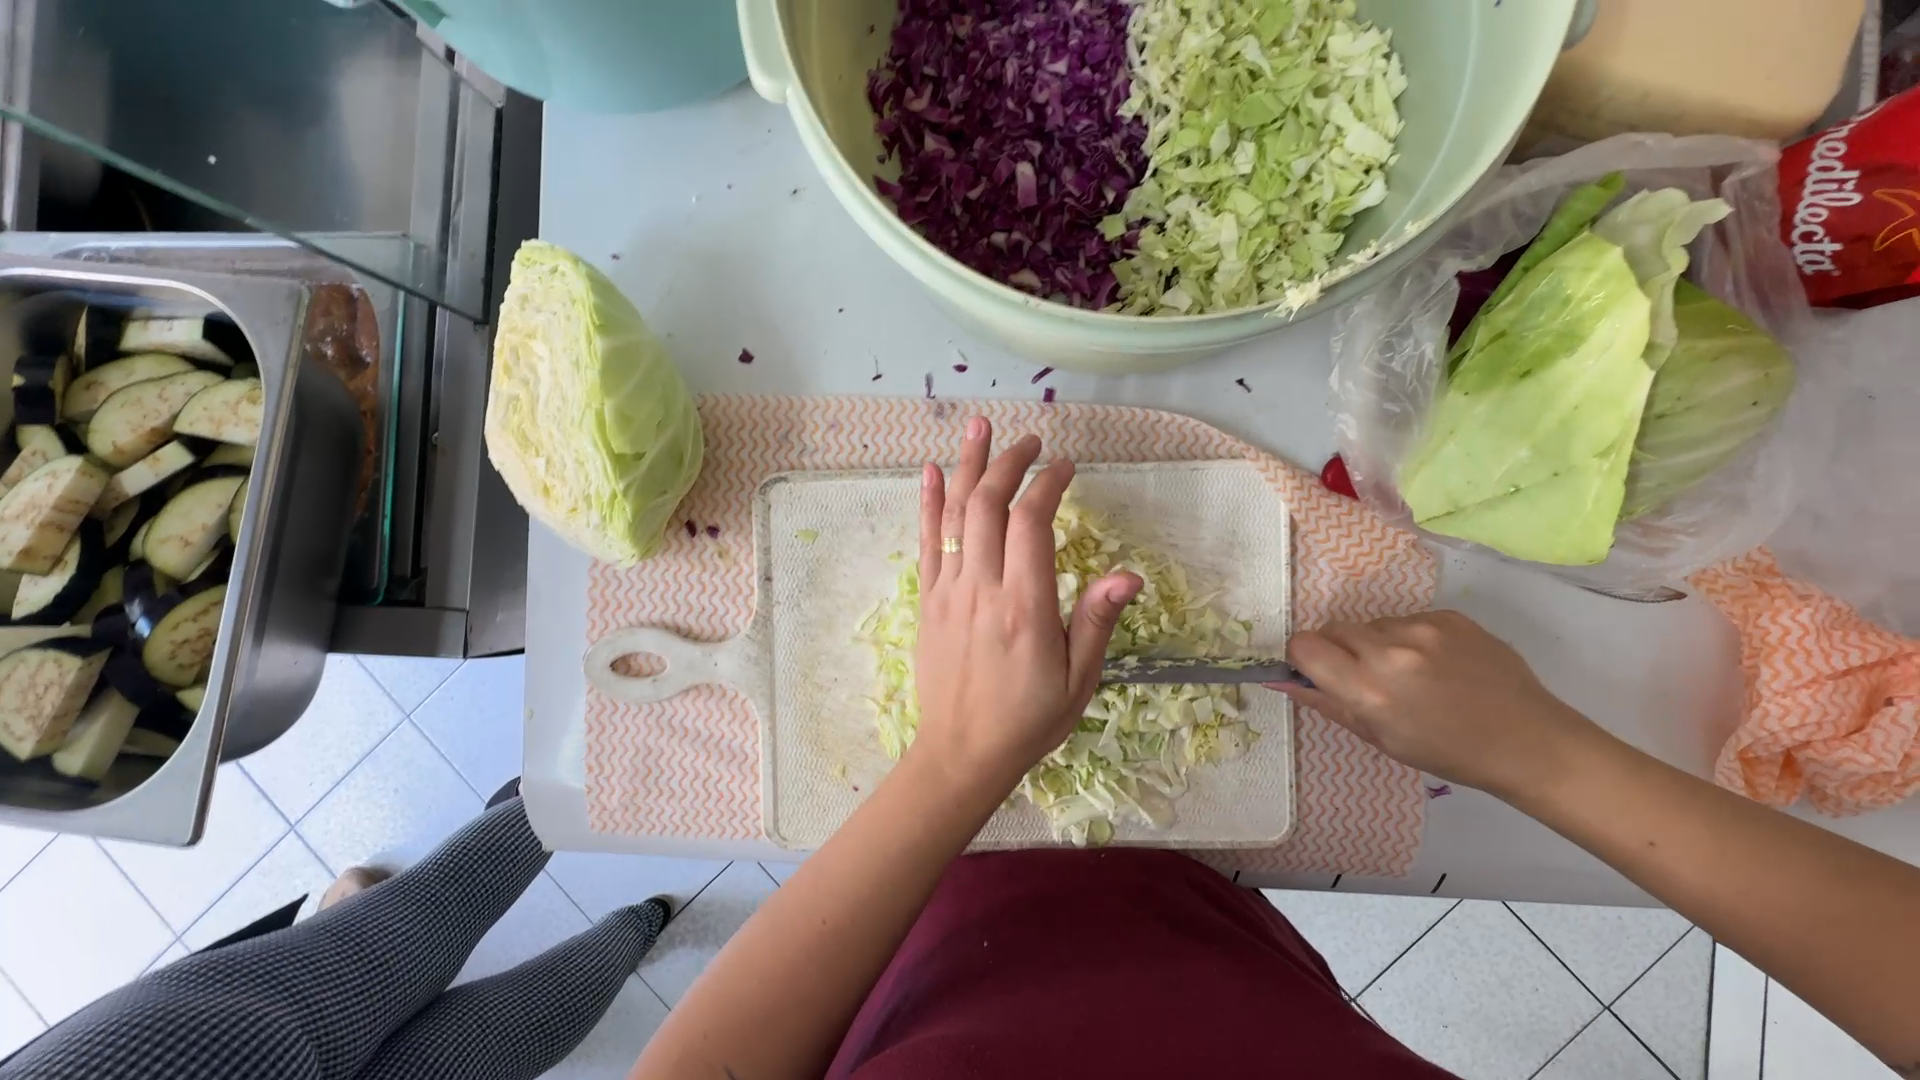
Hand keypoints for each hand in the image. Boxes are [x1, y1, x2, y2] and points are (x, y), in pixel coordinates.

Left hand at [910, 418, 1141, 790]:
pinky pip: (927, 542)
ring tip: (980, 427)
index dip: (1048, 485)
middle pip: (988, 505)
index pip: (1031, 523)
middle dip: (1009, 464)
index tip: (1065, 467)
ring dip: (967, 466)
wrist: (961, 754)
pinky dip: (928, 503)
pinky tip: (931, 471)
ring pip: (954, 514)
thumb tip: (1128, 574)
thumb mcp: (1077, 681)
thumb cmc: (1028, 721)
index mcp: (1025, 607)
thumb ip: (1096, 622)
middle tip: (1030, 442)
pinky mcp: (929, 600)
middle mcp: (982, 589)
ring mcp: (949, 591)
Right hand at [1275, 610, 1604, 799]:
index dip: (1304, 659)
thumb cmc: (1448, 752)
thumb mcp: (1379, 738)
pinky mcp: (1449, 616)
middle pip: (1333, 629)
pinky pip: (1405, 619)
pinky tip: (1435, 664)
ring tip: (1409, 673)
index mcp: (1369, 689)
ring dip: (1374, 643)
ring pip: (1370, 624)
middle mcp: (1390, 650)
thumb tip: (1283, 681)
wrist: (1529, 741)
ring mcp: (1423, 628)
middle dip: (1338, 650)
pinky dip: (1407, 638)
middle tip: (1365, 678)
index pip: (1304, 646)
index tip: (1319, 674)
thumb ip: (1327, 703)